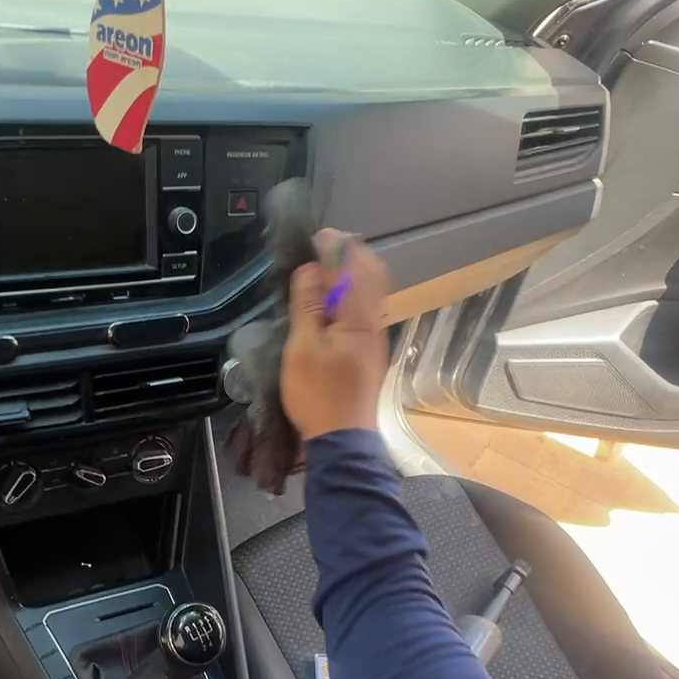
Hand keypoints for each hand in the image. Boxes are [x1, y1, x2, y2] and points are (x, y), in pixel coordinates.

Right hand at [280, 229, 388, 440]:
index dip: (334, 245)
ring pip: (370, 293)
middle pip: (371, 273)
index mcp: (359, 316)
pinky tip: (328, 308)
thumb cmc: (318, 395)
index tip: (313, 238)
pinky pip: (365, 311)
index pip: (353, 264)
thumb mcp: (303, 349)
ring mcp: (375, 338)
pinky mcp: (369, 353)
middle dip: (348, 255)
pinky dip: (349, 297)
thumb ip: (308, 306)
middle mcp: (374, 321)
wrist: (342, 440)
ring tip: (320, 277)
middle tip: (320, 251)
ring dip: (349, 277)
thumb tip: (311, 269)